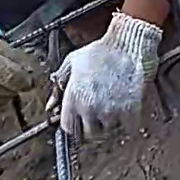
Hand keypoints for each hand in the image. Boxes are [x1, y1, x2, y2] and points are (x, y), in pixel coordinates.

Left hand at [49, 12, 161, 139]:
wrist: (129, 45)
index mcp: (74, 98)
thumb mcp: (72, 62)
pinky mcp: (129, 112)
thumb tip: (50, 107)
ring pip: (108, 131)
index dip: (74, 124)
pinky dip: (128, 123)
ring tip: (114, 105)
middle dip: (93, 126)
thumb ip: (58, 86)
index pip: (68, 128)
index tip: (80, 120)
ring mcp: (110, 111)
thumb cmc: (100, 51)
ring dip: (111, 123)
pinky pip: (127, 129)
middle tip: (99, 113)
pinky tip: (126, 108)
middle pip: (88, 134)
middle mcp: (90, 108)